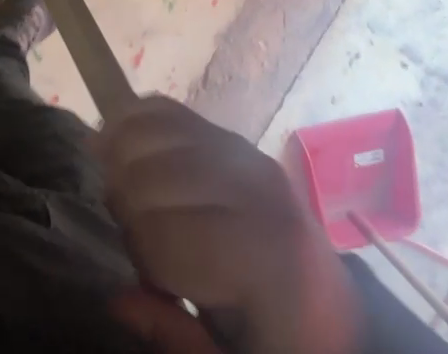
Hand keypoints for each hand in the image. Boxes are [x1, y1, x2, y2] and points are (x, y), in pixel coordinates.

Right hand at [101, 96, 360, 353]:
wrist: (328, 311)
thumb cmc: (278, 341)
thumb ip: (177, 338)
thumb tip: (119, 299)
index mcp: (263, 259)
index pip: (164, 231)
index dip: (143, 256)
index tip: (152, 283)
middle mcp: (257, 194)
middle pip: (153, 175)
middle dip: (126, 203)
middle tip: (135, 235)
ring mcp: (247, 158)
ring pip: (156, 134)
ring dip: (123, 158)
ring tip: (123, 189)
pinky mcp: (238, 142)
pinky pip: (174, 115)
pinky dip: (139, 121)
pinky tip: (121, 139)